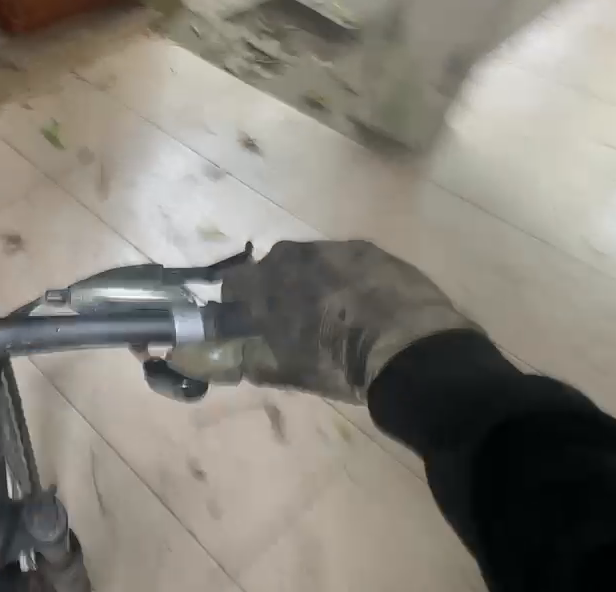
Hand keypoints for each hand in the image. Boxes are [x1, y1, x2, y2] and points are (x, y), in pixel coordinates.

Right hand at [167, 240, 475, 403]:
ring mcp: (335, 248)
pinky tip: (370, 307)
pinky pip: (350, 263)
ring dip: (317, 283)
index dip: (241, 305)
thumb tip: (200, 359)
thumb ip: (245, 359)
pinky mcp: (373, 250)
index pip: (233, 284)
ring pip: (313, 263)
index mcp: (265, 279)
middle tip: (299, 324)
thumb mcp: (286, 369)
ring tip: (340, 316)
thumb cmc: (338, 362)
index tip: (253, 325)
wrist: (415, 352)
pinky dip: (353, 281)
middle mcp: (293, 254)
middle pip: (274, 268)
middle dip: (280, 291)